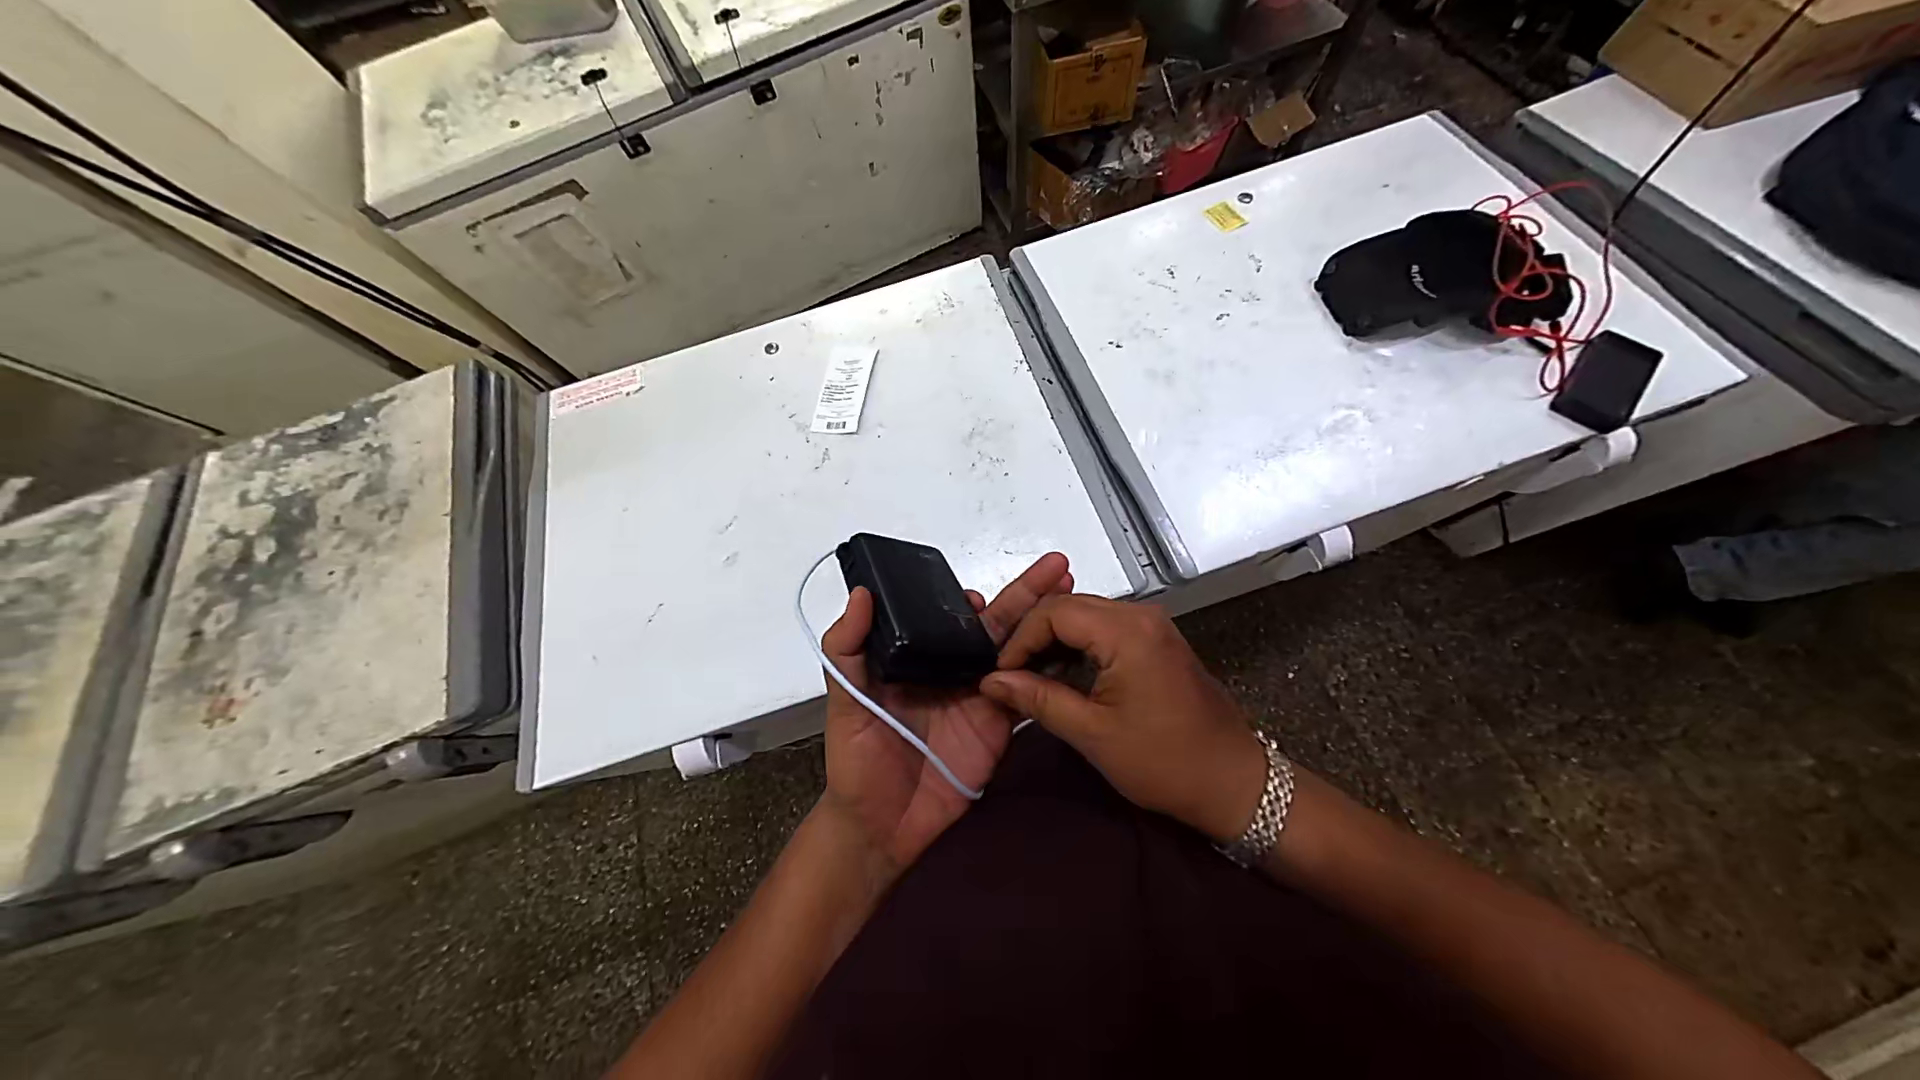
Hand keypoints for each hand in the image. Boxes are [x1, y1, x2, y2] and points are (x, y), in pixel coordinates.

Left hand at [817, 553, 1073, 871]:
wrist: (883, 828)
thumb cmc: (857, 764)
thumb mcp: (844, 702)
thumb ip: (846, 649)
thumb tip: (860, 595)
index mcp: (919, 659)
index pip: (952, 617)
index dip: (974, 599)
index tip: (986, 591)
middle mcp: (954, 672)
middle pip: (997, 627)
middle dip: (1027, 596)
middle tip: (1056, 569)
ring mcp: (981, 698)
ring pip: (1020, 653)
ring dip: (1047, 627)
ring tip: (1074, 601)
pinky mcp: (999, 727)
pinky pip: (1030, 695)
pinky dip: (1053, 675)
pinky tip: (1075, 653)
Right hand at [979, 595, 1265, 844]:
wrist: (1234, 782)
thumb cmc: (1164, 761)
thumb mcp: (1092, 733)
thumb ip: (1037, 699)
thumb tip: (991, 681)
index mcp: (1126, 631)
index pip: (1053, 612)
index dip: (1019, 639)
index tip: (1000, 674)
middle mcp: (1140, 616)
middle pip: (1068, 607)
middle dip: (1032, 636)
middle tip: (1008, 674)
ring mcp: (1152, 626)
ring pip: (1085, 616)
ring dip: (1053, 641)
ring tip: (1028, 677)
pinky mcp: (1157, 641)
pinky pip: (1105, 629)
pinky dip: (1077, 646)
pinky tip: (1060, 675)